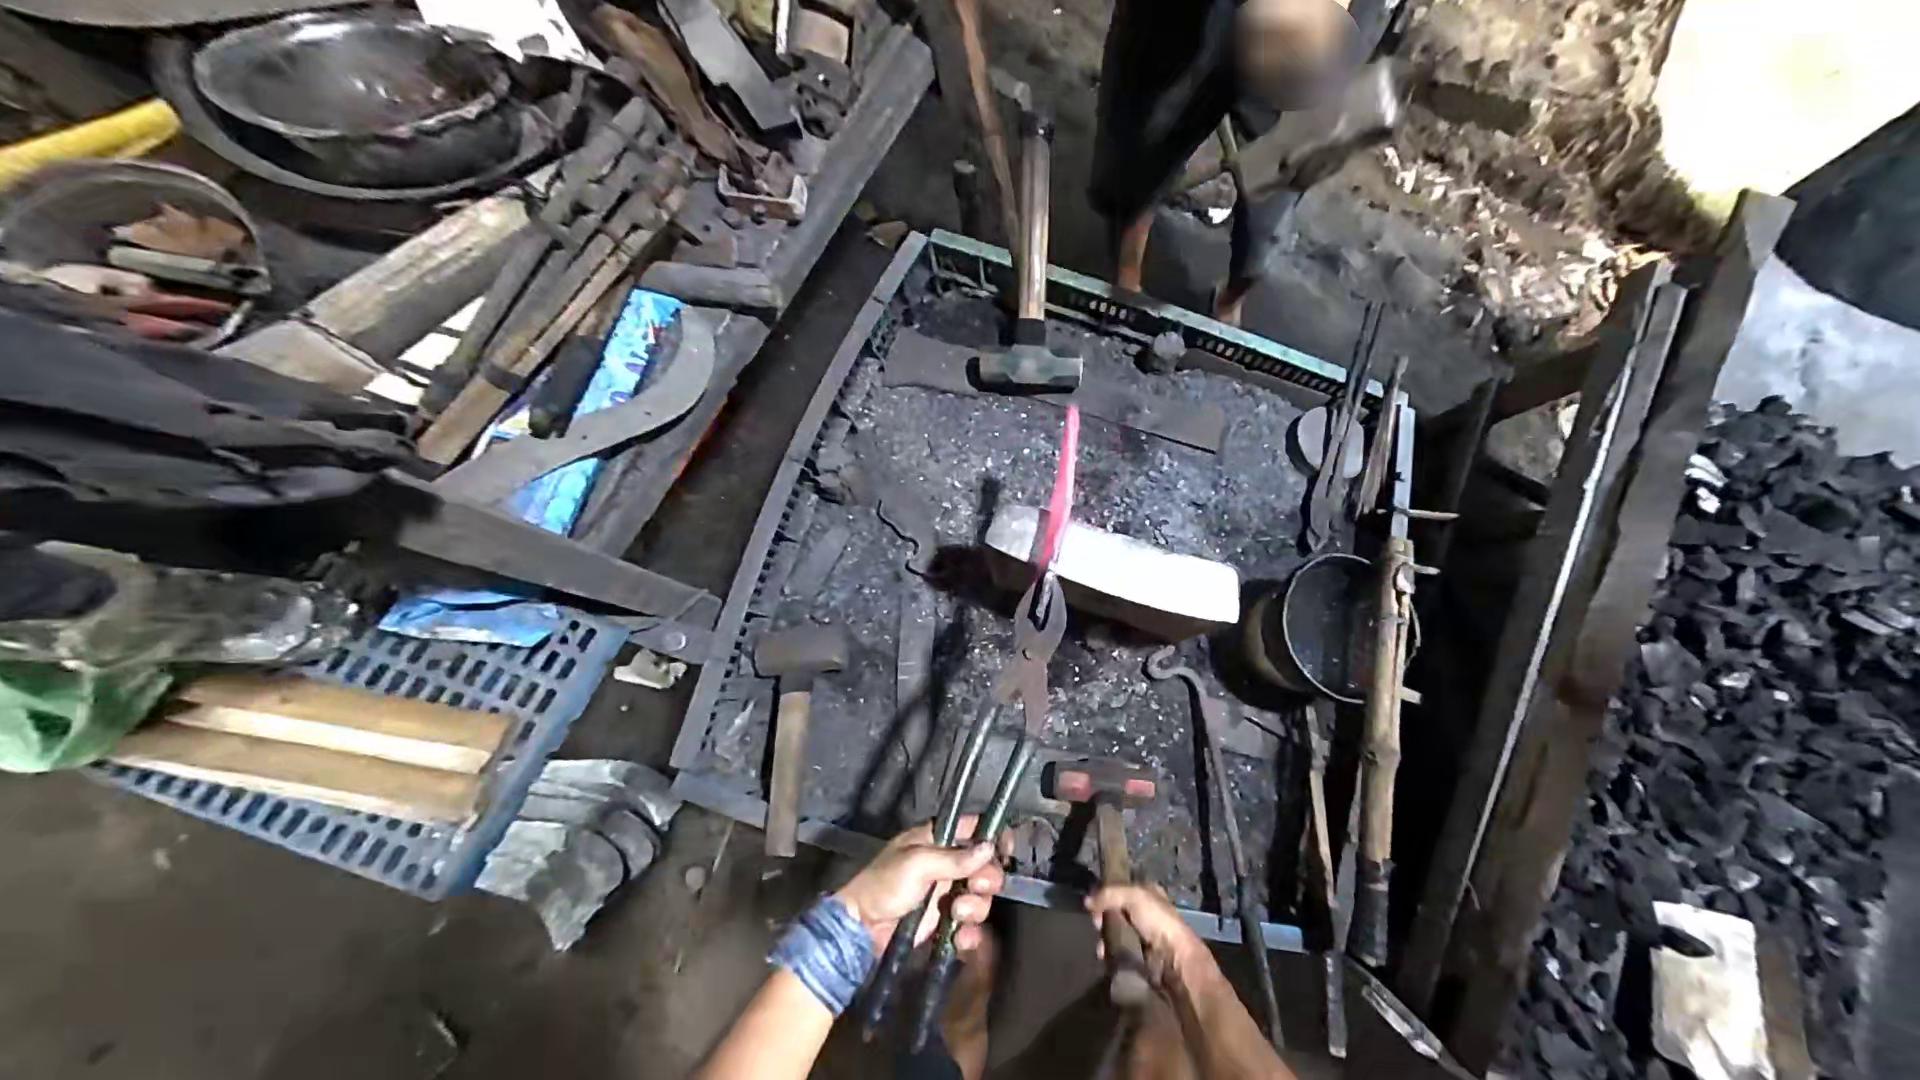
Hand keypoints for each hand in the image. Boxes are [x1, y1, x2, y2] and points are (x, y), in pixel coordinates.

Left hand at [836, 815, 1005, 952]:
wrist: (862, 928)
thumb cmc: (885, 884)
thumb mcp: (917, 864)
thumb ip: (954, 858)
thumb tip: (989, 848)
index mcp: (938, 837)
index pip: (974, 827)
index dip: (993, 835)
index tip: (1004, 851)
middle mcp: (947, 861)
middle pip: (986, 865)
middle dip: (986, 878)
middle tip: (975, 887)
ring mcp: (947, 891)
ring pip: (981, 895)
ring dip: (976, 906)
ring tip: (956, 912)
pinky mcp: (945, 919)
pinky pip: (971, 923)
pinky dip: (970, 932)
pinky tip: (960, 938)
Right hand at [1087, 883, 1211, 989]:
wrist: (1175, 961)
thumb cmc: (1158, 921)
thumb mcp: (1133, 896)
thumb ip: (1108, 894)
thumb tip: (1087, 902)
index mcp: (1148, 893)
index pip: (1120, 888)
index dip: (1106, 893)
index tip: (1094, 903)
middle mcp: (1145, 912)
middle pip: (1114, 911)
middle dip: (1102, 918)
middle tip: (1097, 925)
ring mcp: (1142, 935)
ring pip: (1114, 931)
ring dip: (1104, 938)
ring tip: (1100, 946)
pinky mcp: (1139, 955)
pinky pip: (1118, 950)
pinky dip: (1109, 953)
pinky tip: (1104, 956)